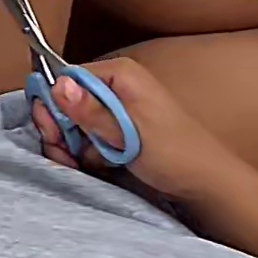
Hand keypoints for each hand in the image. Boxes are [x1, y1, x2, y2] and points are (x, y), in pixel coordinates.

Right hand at [32, 57, 257, 203]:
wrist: (203, 182)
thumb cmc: (176, 155)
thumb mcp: (130, 133)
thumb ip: (92, 111)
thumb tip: (59, 86)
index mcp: (119, 74)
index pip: (64, 80)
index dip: (54, 108)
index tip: (57, 135)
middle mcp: (113, 85)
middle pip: (62, 102)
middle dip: (61, 131)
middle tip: (71, 155)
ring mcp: (113, 108)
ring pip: (70, 123)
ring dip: (71, 147)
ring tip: (90, 163)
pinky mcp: (113, 129)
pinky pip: (83, 137)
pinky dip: (83, 154)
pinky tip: (97, 164)